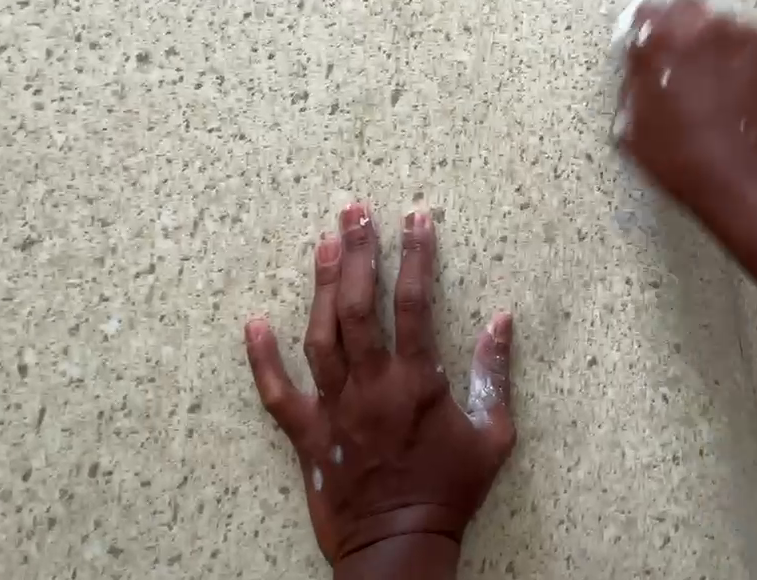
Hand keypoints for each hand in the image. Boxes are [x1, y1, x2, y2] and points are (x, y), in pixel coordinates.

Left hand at [245, 203, 515, 570]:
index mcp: (417, 383)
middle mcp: (371, 386)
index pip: (416, 303)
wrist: (398, 549)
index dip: (417, 255)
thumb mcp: (494, 434)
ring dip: (323, 286)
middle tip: (355, 210)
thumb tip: (503, 318)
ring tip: (325, 242)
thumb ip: (497, 373)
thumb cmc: (451, 490)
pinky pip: (276, 394)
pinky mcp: (306, 435)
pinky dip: (261, 359)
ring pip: (321, 337)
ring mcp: (333, 409)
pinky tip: (253, 322)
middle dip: (361, 253)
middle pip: (360, 308)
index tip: (417, 217)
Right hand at [616, 0, 756, 209]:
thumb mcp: (636, 125)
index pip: (644, 11)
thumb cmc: (683, 157)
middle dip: (679, 25)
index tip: (645, 47)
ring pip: (717, 20)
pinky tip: (732, 81)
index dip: (643, 30)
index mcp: (660, 42)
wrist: (743, 177)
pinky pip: (743, 37)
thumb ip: (634, 80)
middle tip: (678, 56)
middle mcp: (699, 27)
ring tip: (709, 73)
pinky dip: (735, 51)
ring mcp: (737, 35)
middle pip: (685, 5)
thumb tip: (640, 63)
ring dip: (710, 38)